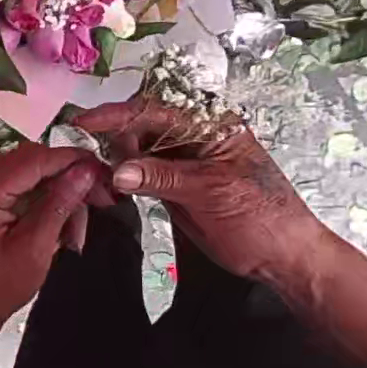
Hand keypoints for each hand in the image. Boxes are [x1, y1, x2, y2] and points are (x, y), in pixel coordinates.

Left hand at [0, 143, 104, 342]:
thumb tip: (86, 170)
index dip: (71, 160)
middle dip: (65, 176)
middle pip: (29, 160)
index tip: (103, 168)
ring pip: (26, 170)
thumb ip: (59, 204)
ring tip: (77, 222)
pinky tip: (59, 219)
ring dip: (55, 189)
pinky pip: (15, 183)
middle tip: (99, 197)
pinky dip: (39, 196)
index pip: (33, 160)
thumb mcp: (36, 247)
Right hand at [75, 97, 321, 281]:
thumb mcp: (212, 191)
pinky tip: (107, 187)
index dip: (119, 114)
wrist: (281, 257)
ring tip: (95, 175)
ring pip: (135, 149)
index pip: (156, 110)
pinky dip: (121, 179)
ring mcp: (180, 161)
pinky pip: (139, 174)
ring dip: (114, 160)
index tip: (85, 121)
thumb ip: (164, 177)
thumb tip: (117, 171)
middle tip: (88, 157)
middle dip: (113, 137)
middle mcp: (191, 137)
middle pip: (140, 125)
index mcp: (209, 125)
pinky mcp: (171, 185)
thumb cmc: (260, 216)